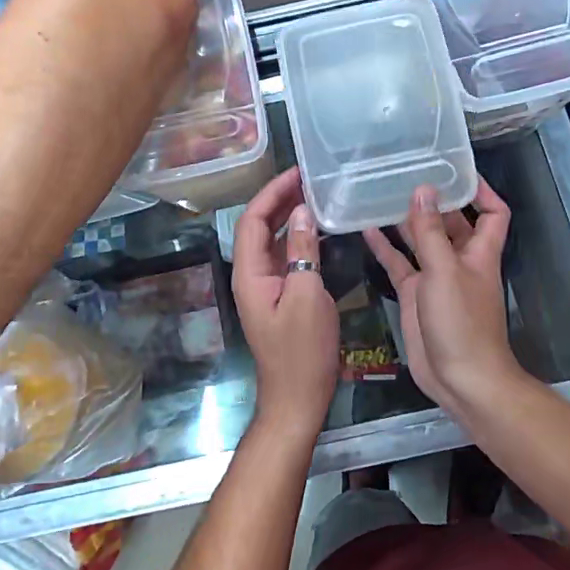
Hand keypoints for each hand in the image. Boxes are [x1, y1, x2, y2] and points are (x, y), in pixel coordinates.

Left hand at [232, 167, 337, 435]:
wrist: (297, 397)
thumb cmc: (302, 351)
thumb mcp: (308, 296)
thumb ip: (302, 251)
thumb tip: (301, 212)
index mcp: (249, 273)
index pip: (253, 220)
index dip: (272, 192)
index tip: (298, 172)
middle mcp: (251, 275)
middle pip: (259, 227)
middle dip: (281, 199)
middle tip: (311, 178)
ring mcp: (264, 287)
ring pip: (272, 241)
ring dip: (290, 217)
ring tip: (317, 195)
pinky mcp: (279, 297)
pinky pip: (284, 258)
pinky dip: (299, 239)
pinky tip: (320, 231)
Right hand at [361, 181, 516, 408]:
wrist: (460, 378)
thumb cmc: (462, 322)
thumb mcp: (445, 271)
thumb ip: (431, 232)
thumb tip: (424, 190)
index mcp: (479, 252)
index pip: (492, 212)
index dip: (480, 191)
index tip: (456, 170)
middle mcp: (460, 260)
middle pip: (450, 222)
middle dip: (433, 201)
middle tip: (405, 174)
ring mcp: (436, 277)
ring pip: (421, 241)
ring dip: (405, 221)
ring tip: (381, 194)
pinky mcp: (415, 294)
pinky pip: (399, 264)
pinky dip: (385, 249)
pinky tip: (366, 230)